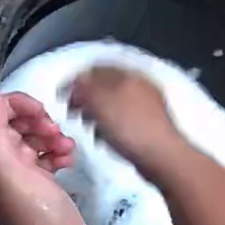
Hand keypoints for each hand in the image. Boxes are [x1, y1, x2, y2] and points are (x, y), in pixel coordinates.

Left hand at [0, 87, 95, 224]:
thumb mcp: (5, 165)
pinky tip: (70, 158)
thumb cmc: (33, 208)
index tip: (42, 112)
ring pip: (35, 139)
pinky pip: (49, 156)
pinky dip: (60, 151)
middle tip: (54, 130)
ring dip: (52, 135)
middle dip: (37, 119)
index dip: (18, 105)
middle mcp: (3, 164)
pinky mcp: (45, 186)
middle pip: (17, 124)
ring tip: (66, 147)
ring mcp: (25, 175)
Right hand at [68, 67, 186, 173]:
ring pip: (112, 102)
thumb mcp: (100, 104)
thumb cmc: (129, 128)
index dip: (77, 79)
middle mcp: (140, 85)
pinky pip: (121, 118)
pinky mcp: (148, 124)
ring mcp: (146, 105)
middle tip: (73, 111)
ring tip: (88, 125)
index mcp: (129, 75)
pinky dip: (108, 124)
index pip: (96, 68)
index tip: (62, 95)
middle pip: (105, 85)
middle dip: (86, 97)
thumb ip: (84, 89)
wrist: (161, 156)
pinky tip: (104, 136)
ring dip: (96, 112)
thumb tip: (74, 82)